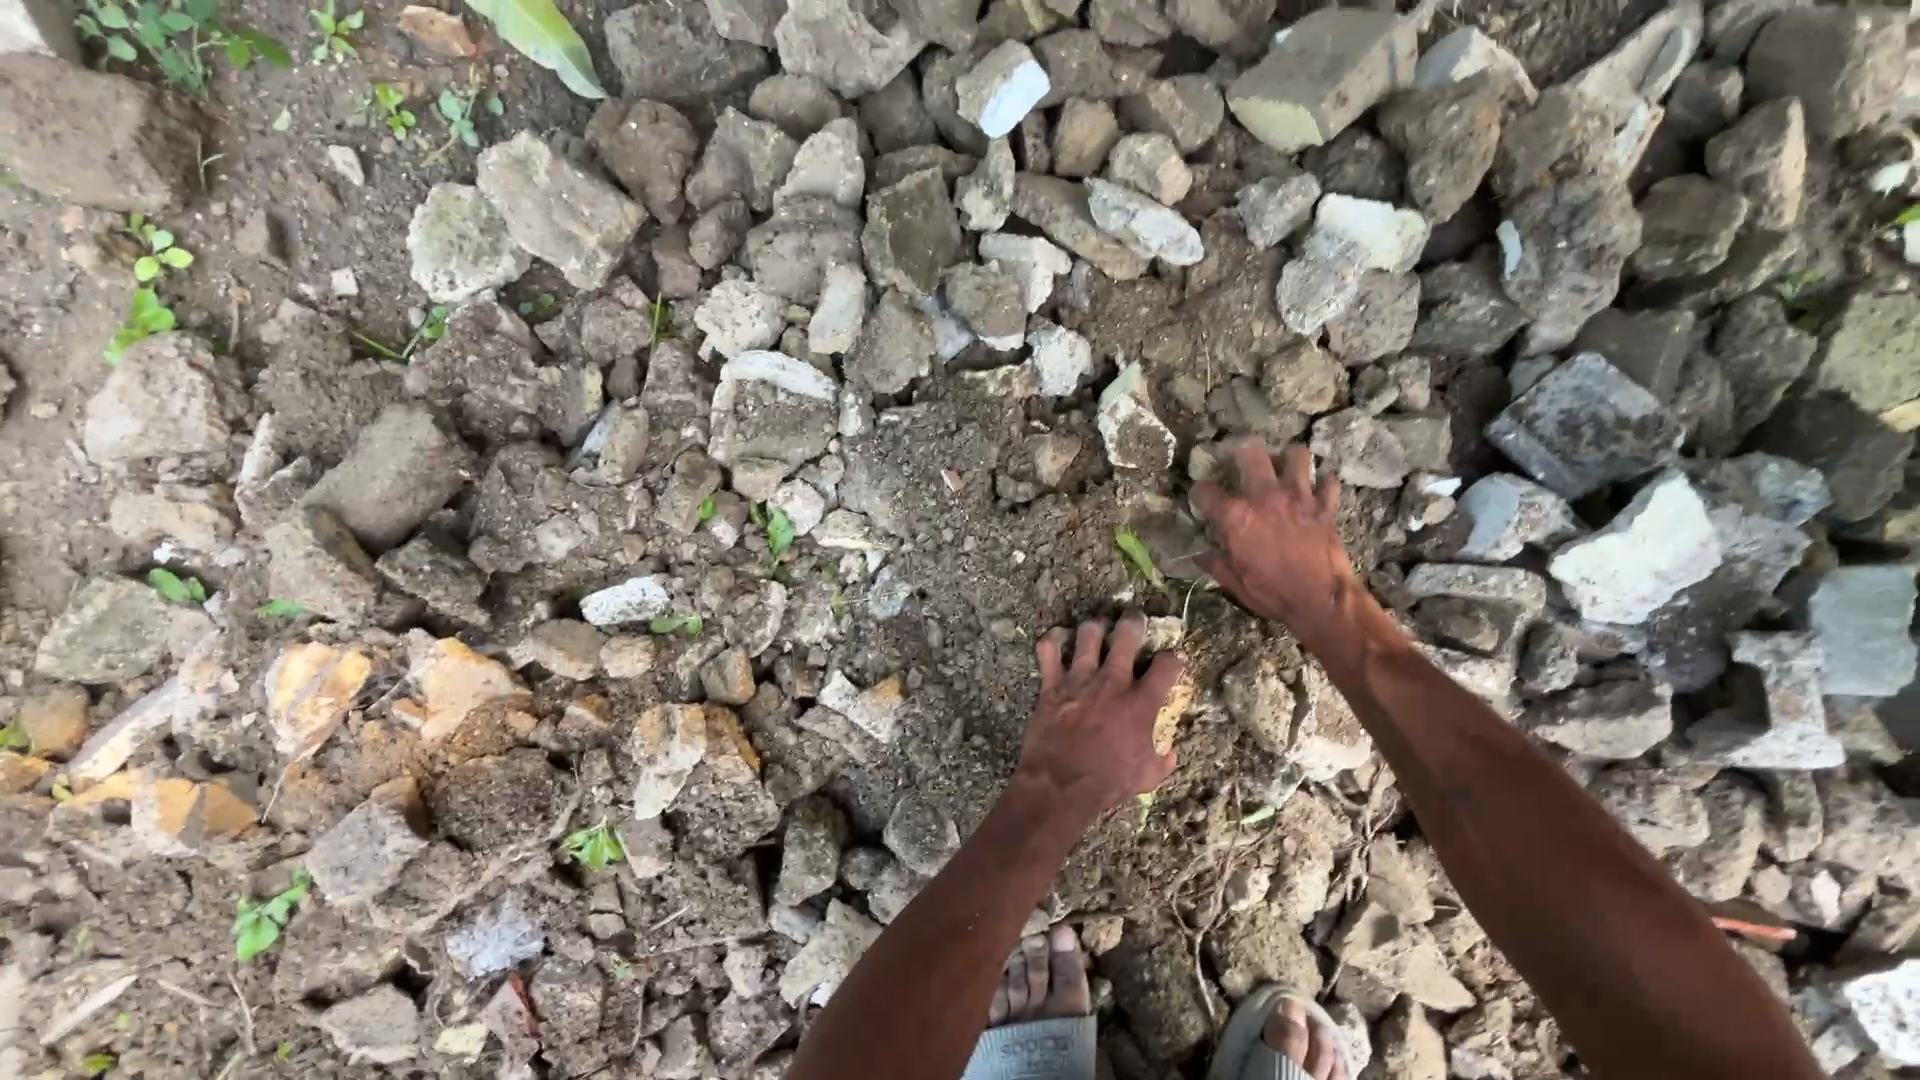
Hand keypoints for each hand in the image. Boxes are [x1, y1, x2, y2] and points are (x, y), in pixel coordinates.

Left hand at [1017, 612, 1182, 816]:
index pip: (1167, 665)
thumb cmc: (1108, 782)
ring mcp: (1080, 679)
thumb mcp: (1147, 777)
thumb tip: (1171, 753)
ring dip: (1094, 627)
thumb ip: (1163, 761)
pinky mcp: (1052, 684)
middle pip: (1128, 634)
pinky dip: (1052, 639)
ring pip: (1089, 633)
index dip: (1174, 658)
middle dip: (1134, 621)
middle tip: (1134, 619)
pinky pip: (1048, 650)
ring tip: (1097, 628)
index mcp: (1141, 702)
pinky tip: (1057, 637)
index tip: (1172, 660)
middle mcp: (1113, 681)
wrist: (1061, 783)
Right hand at [1192, 441, 1352, 631]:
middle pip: (1251, 453)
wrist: (1320, 600)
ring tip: (1283, 470)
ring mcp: (1298, 497)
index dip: (1198, 493)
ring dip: (1288, 459)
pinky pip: (1328, 481)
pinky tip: (1317, 491)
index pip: (1205, 491)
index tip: (1201, 499)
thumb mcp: (1233, 581)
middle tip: (1240, 463)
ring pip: (1296, 455)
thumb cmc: (1272, 592)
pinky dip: (1323, 484)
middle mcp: (1265, 496)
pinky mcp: (1325, 506)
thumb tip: (1200, 553)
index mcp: (1235, 516)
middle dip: (1242, 452)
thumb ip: (1215, 561)